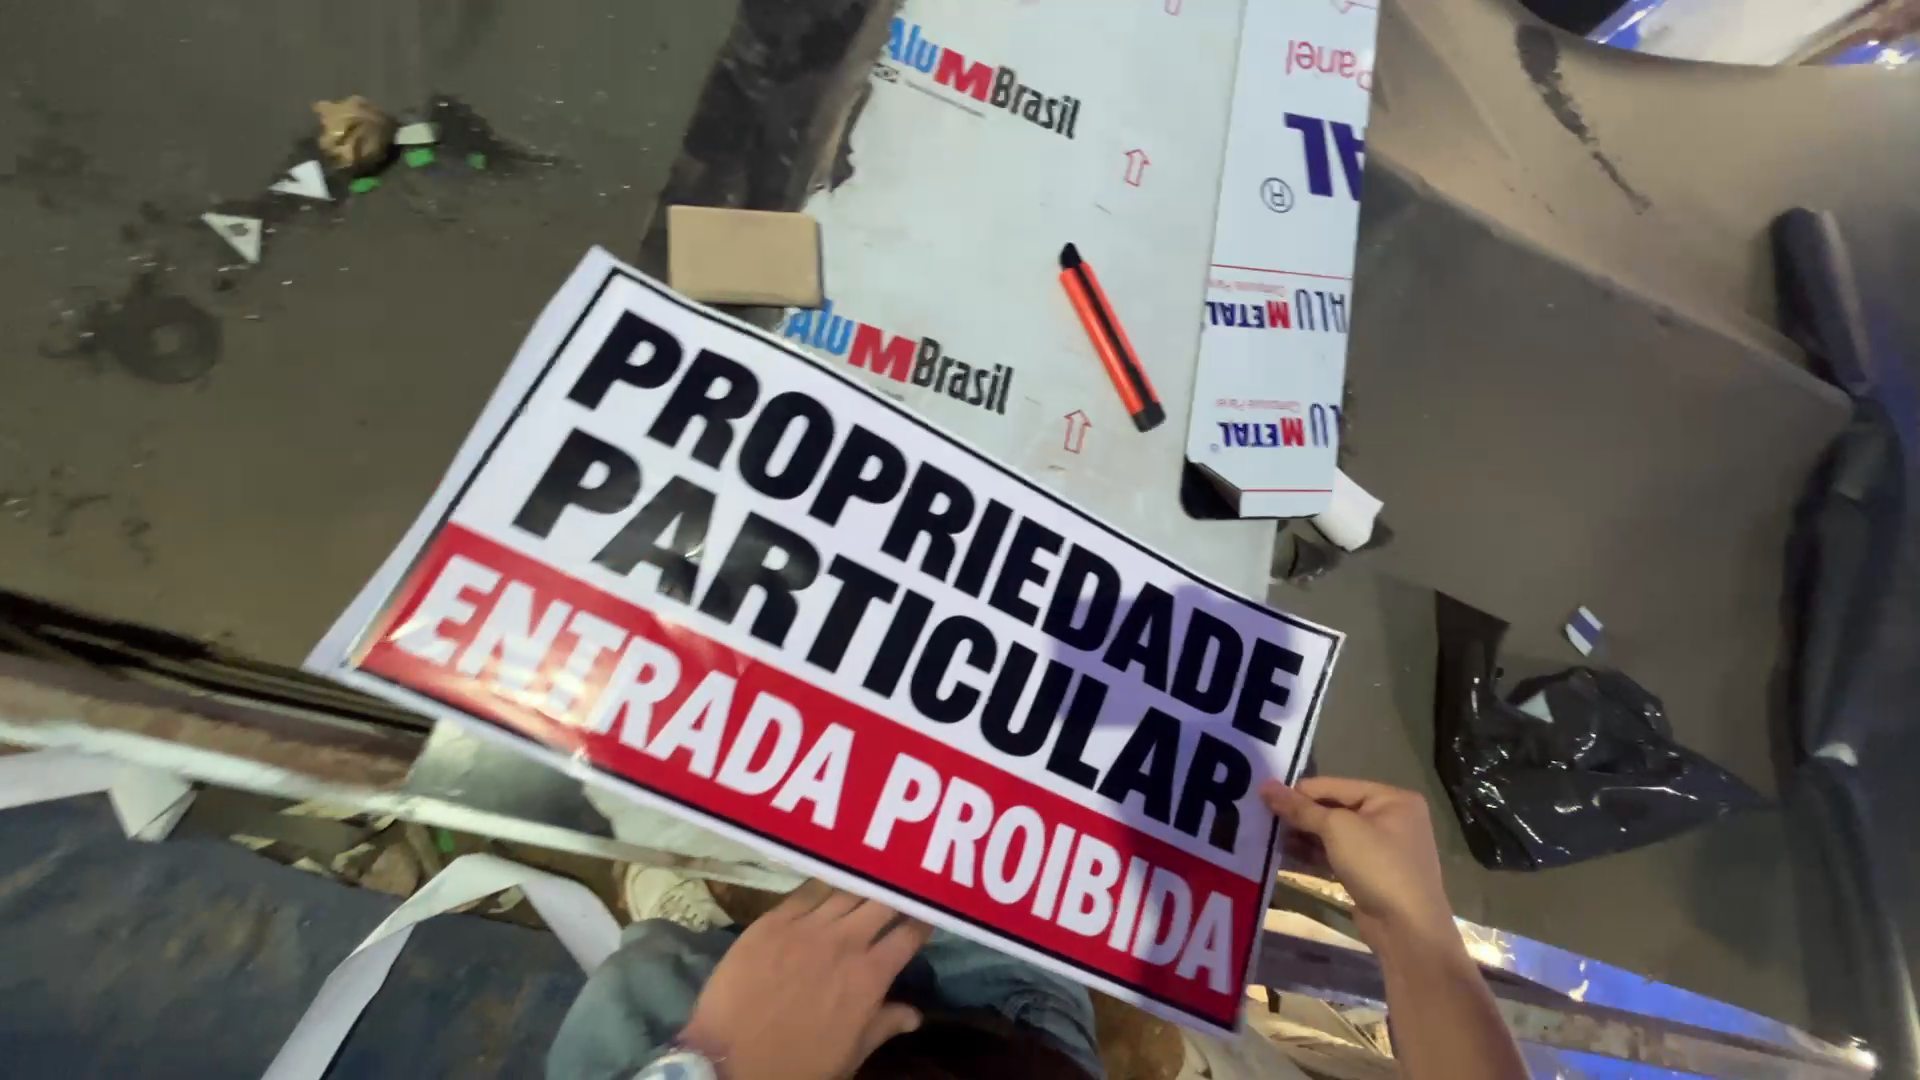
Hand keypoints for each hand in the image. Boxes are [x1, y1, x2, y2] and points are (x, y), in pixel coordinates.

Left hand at [679, 880, 931, 1079]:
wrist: (726, 1063)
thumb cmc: (794, 1066)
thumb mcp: (847, 1056)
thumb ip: (883, 1025)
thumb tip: (915, 1014)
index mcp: (869, 977)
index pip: (909, 934)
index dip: (924, 917)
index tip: (930, 907)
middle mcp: (845, 942)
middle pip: (883, 900)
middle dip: (898, 890)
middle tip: (904, 883)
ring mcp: (808, 925)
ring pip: (848, 888)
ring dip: (865, 880)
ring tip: (874, 869)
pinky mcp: (775, 918)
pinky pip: (808, 888)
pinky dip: (825, 881)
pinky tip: (831, 874)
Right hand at [1261, 777, 1455, 950]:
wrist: (1408, 931)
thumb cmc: (1378, 865)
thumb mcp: (1336, 829)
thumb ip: (1299, 808)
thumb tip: (1264, 786)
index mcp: (1391, 799)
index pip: (1333, 786)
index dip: (1298, 791)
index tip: (1264, 796)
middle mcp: (1390, 819)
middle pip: (1332, 809)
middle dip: (1299, 815)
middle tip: (1263, 816)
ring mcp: (1382, 848)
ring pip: (1332, 833)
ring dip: (1302, 836)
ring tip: (1268, 836)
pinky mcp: (1371, 872)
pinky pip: (1336, 854)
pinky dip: (1312, 854)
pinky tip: (1284, 855)